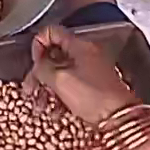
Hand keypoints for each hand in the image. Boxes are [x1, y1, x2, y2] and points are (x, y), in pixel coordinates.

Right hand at [21, 26, 138, 125]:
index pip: (51, 32)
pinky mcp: (94, 85)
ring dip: (47, 87)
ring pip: (61, 72)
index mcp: (79, 45)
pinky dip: (60, 94)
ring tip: (40, 104)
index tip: (35, 62)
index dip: (38, 45)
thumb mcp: (60, 80)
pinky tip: (54, 110)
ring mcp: (91, 69)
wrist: (120, 118)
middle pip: (54, 55)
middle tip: (30, 87)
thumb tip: (37, 65)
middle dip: (40, 72)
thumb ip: (43, 68)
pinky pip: (71, 84)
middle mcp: (86, 53)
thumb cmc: (94, 97)